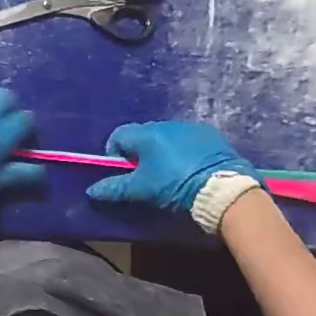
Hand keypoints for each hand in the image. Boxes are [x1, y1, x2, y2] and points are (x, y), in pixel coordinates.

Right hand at [85, 121, 260, 219]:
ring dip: (163, 153)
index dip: (114, 155)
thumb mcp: (141, 190)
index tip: (122, 174)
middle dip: (139, 155)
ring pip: (167, 139)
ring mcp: (192, 128)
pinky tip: (190, 171)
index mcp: (147, 133)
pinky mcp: (212, 136)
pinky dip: (185, 153)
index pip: (118, 136)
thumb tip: (91, 190)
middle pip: (143, 136)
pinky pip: (189, 142)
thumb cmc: (174, 186)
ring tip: (169, 176)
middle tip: (145, 178)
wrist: (224, 189)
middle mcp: (167, 124)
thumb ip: (114, 188)